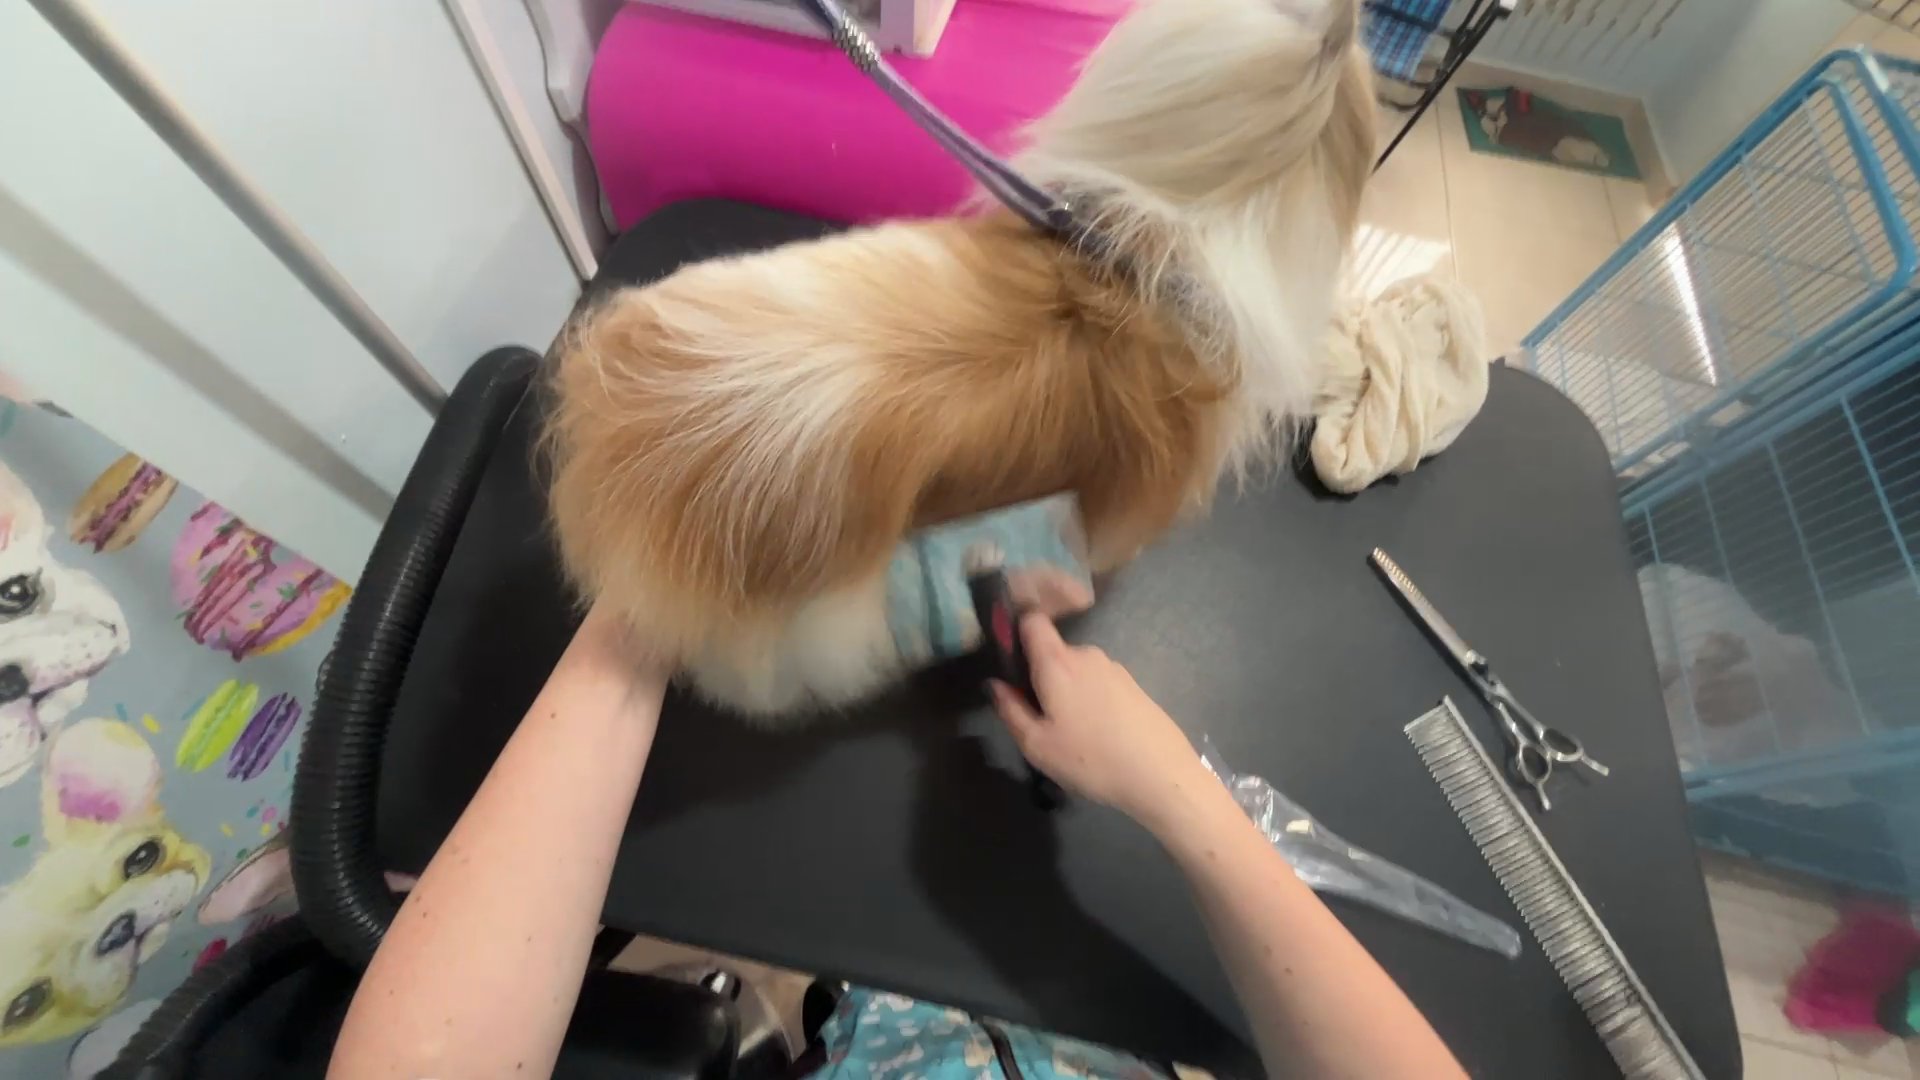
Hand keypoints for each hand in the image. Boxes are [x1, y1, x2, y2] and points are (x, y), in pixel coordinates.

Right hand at [989, 614, 1209, 826]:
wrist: (1161, 775)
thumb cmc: (1090, 758)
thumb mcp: (1037, 744)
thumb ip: (1010, 709)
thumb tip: (994, 683)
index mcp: (1057, 662)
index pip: (1032, 621)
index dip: (1017, 632)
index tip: (1011, 663)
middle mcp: (1086, 654)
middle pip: (1053, 652)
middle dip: (1041, 677)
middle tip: (1041, 719)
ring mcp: (1113, 668)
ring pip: (1076, 671)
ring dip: (1067, 692)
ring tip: (1072, 734)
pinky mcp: (1133, 685)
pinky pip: (1098, 683)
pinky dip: (1090, 701)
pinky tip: (1099, 736)